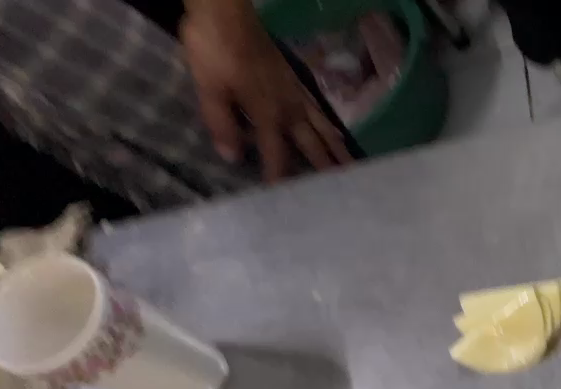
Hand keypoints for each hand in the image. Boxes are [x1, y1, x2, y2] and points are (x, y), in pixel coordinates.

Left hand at [180, 0, 352, 180]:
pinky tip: (338, 132)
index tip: (286, 198)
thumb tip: (231, 157)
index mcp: (268, 115)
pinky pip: (319, 111)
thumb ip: (220, 122)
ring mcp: (296, 97)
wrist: (227, 15)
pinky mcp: (296, 84)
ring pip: (322, 130)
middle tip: (344, 189)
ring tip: (352, 167)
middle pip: (311, 145)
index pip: (275, 152)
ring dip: (337, 150)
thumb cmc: (215, 50)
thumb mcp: (208, 86)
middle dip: (325, 168)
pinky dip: (330, 125)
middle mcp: (289, 111)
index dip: (279, 175)